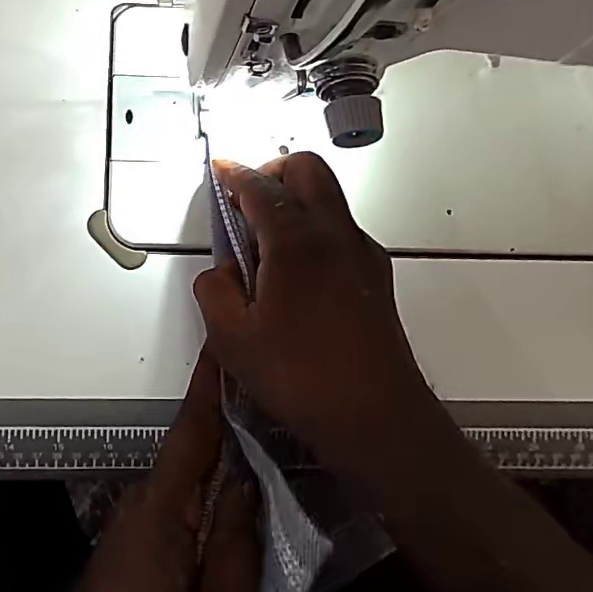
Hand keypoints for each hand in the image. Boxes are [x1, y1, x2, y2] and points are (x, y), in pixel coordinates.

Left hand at [57, 354, 258, 591]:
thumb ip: (235, 547)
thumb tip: (246, 482)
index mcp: (159, 507)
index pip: (190, 429)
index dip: (208, 384)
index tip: (220, 341)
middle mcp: (139, 500)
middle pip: (189, 451)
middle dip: (222, 422)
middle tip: (258, 392)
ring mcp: (131, 519)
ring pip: (183, 478)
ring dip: (215, 458)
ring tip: (254, 437)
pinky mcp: (130, 539)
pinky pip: (172, 502)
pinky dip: (200, 490)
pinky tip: (226, 493)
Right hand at [194, 153, 439, 476]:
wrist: (379, 422)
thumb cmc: (307, 380)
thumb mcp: (232, 338)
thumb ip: (213, 290)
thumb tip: (220, 274)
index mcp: (297, 242)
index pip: (260, 186)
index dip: (233, 174)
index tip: (221, 171)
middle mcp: (335, 237)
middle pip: (307, 169)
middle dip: (271, 170)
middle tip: (245, 197)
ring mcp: (361, 254)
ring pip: (327, 196)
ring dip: (293, 198)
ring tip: (262, 238)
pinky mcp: (374, 277)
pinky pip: (339, 228)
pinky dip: (311, 226)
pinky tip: (291, 268)